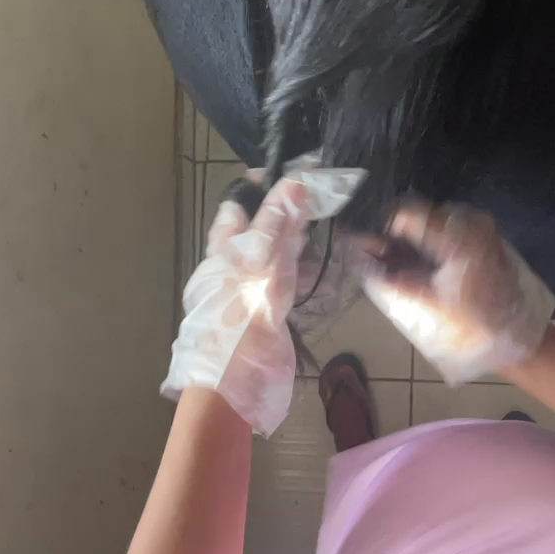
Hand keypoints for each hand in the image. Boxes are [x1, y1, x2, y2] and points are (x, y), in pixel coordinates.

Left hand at [162, 163, 361, 433]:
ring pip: (275, 257)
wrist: (236, 380)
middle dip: (288, 214)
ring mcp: (250, 290)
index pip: (240, 204)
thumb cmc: (242, 313)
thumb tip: (294, 180)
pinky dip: (303, 274)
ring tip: (330, 229)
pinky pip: (285, 284)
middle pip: (261, 229)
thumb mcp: (263, 259)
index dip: (264, 185)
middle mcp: (235, 265)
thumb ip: (279, 222)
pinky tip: (324, 272)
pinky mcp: (267, 314)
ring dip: (299, 244)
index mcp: (225, 247)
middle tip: (323, 199)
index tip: (298, 173)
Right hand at [357, 200, 554, 384]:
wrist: (518, 336)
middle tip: (394, 266)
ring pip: (434, 220)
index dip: (387, 233)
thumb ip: (387, 275)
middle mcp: (470, 221)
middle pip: (419, 214)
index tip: (382, 256)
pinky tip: (434, 268)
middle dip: (401, 237)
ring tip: (416, 270)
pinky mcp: (487, 234)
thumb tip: (356, 255)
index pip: (405, 212)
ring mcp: (482, 226)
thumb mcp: (424, 302)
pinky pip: (451, 228)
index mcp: (454, 235)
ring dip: (418, 240)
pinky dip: (436, 243)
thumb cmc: (470, 324)